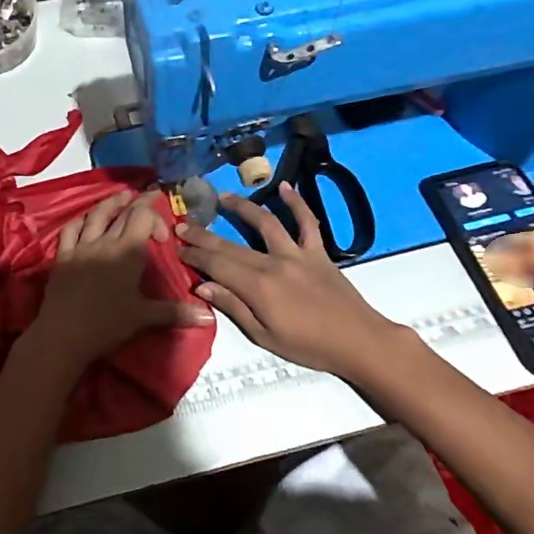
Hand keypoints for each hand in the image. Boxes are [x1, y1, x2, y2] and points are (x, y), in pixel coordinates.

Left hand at [23, 191, 212, 376]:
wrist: (63, 337)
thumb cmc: (107, 325)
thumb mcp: (144, 317)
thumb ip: (176, 312)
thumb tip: (209, 316)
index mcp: (128, 252)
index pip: (143, 217)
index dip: (155, 216)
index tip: (164, 234)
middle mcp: (105, 242)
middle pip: (122, 213)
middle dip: (138, 202)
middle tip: (148, 196)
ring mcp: (81, 247)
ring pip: (96, 215)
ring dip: (111, 203)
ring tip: (121, 196)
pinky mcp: (62, 257)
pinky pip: (70, 230)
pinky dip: (81, 219)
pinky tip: (86, 218)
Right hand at [175, 186, 416, 378]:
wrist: (357, 340)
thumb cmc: (308, 346)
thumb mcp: (264, 336)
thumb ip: (234, 307)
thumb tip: (203, 286)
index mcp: (258, 287)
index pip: (217, 265)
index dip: (195, 254)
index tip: (177, 246)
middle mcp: (274, 263)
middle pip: (232, 245)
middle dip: (205, 234)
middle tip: (183, 224)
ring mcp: (298, 253)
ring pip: (265, 223)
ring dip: (242, 207)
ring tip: (223, 197)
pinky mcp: (318, 251)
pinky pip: (307, 222)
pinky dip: (297, 203)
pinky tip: (285, 186)